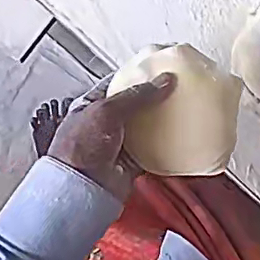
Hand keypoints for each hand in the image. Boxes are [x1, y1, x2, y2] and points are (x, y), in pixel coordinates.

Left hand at [47, 73, 175, 197]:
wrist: (81, 188)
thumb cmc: (79, 148)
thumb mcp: (106, 111)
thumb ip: (136, 95)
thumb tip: (162, 81)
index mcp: (91, 105)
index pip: (117, 84)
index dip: (135, 76)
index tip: (156, 70)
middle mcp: (105, 124)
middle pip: (135, 106)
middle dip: (154, 99)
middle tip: (174, 89)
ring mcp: (119, 144)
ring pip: (146, 128)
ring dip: (161, 122)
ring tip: (181, 110)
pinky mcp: (131, 163)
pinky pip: (153, 151)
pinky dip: (164, 146)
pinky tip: (177, 138)